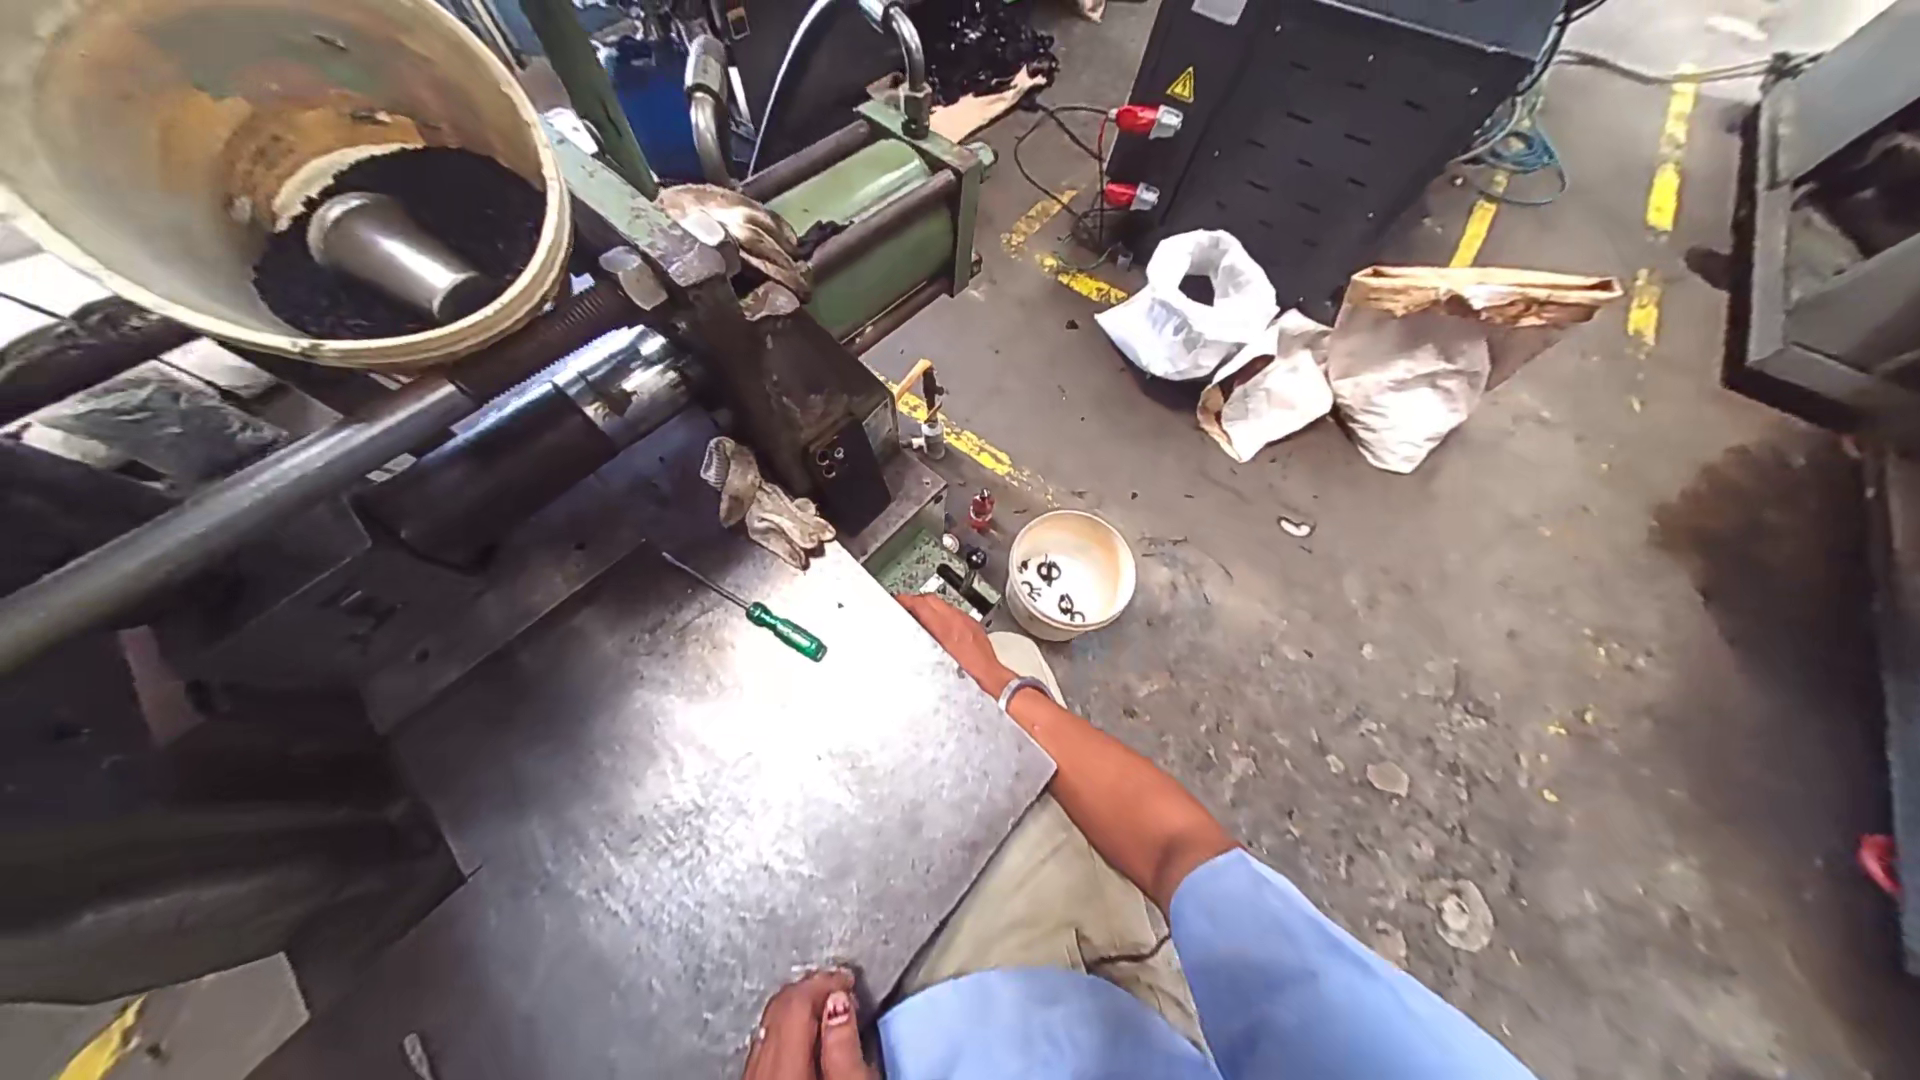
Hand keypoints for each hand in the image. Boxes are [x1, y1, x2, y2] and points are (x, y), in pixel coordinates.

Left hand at [742, 969, 873, 1079]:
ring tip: (829, 1008)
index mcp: (784, 1063)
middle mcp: (760, 1066)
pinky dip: (788, 1026)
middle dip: (813, 988)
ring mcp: (753, 1075)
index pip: (798, 998)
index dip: (826, 981)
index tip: (849, 979)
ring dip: (800, 1005)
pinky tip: (808, 1034)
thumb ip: (845, 1044)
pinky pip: (767, 1041)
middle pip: (781, 1005)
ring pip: (772, 1020)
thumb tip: (839, 998)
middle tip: (841, 987)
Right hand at [896, 593, 1013, 696]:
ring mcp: (966, 620)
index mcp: (946, 628)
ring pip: (943, 604)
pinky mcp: (972, 624)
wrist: (989, 674)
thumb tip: (914, 629)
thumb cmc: (966, 673)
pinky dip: (943, 613)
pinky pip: (954, 611)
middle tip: (906, 606)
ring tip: (920, 614)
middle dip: (917, 600)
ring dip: (929, 606)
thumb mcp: (937, 658)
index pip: (922, 604)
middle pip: (931, 599)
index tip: (899, 601)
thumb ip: (925, 639)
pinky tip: (940, 623)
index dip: (907, 601)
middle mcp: (957, 620)